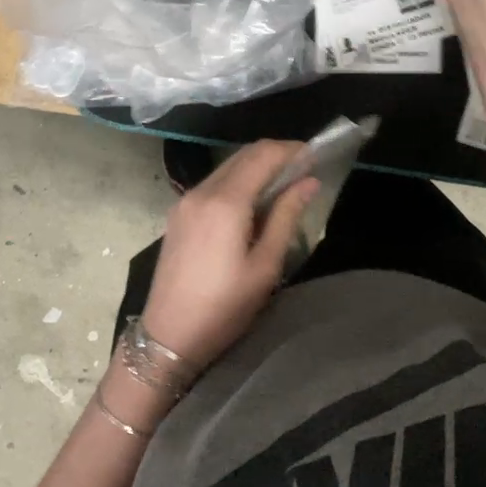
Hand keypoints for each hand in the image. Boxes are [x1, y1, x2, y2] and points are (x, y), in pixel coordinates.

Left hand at [140, 141, 318, 370]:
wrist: (169, 336)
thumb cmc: (224, 307)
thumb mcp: (265, 266)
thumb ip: (286, 217)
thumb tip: (309, 182)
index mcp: (226, 202)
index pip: (262, 155)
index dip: (291, 149)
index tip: (316, 156)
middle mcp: (201, 192)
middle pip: (243, 155)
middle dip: (275, 155)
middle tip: (305, 170)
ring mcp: (185, 201)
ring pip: (227, 168)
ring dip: (256, 168)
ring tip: (284, 187)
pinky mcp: (177, 214)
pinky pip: (213, 184)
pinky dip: (237, 182)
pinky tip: (253, 203)